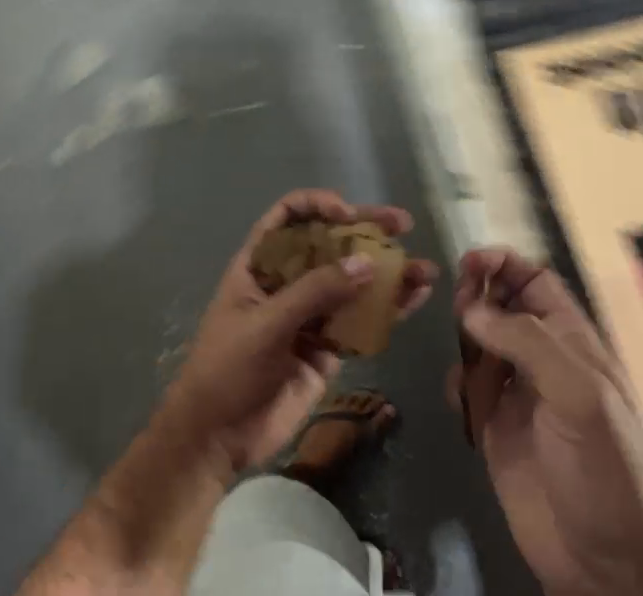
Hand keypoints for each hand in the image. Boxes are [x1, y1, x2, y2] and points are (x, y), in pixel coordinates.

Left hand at [157, 189, 436, 476]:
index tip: (348, 215)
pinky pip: (360, 322)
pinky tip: (416, 299)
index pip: (288, 217)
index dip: (318, 206)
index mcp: (259, 265)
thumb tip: (367, 262)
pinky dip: (388, 310)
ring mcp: (309, 315)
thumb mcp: (266, 325)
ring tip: (425, 269)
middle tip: (402, 224)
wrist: (217, 436)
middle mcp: (286, 282)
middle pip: (328, 244)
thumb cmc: (227, 369)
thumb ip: (315, 292)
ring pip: (352, 283)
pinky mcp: (327, 348)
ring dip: (387, 273)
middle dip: (364, 231)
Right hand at [448, 249, 642, 595]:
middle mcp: (543, 362)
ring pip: (478, 346)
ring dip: (462, 339)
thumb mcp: (582, 395)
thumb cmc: (608, 469)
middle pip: (502, 308)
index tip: (469, 261)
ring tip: (460, 356)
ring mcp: (518, 397)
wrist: (609, 561)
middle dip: (477, 297)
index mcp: (574, 345)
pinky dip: (457, 386)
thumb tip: (472, 309)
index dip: (506, 265)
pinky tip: (461, 400)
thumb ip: (529, 342)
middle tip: (458, 305)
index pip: (537, 283)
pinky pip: (467, 391)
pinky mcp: (495, 431)